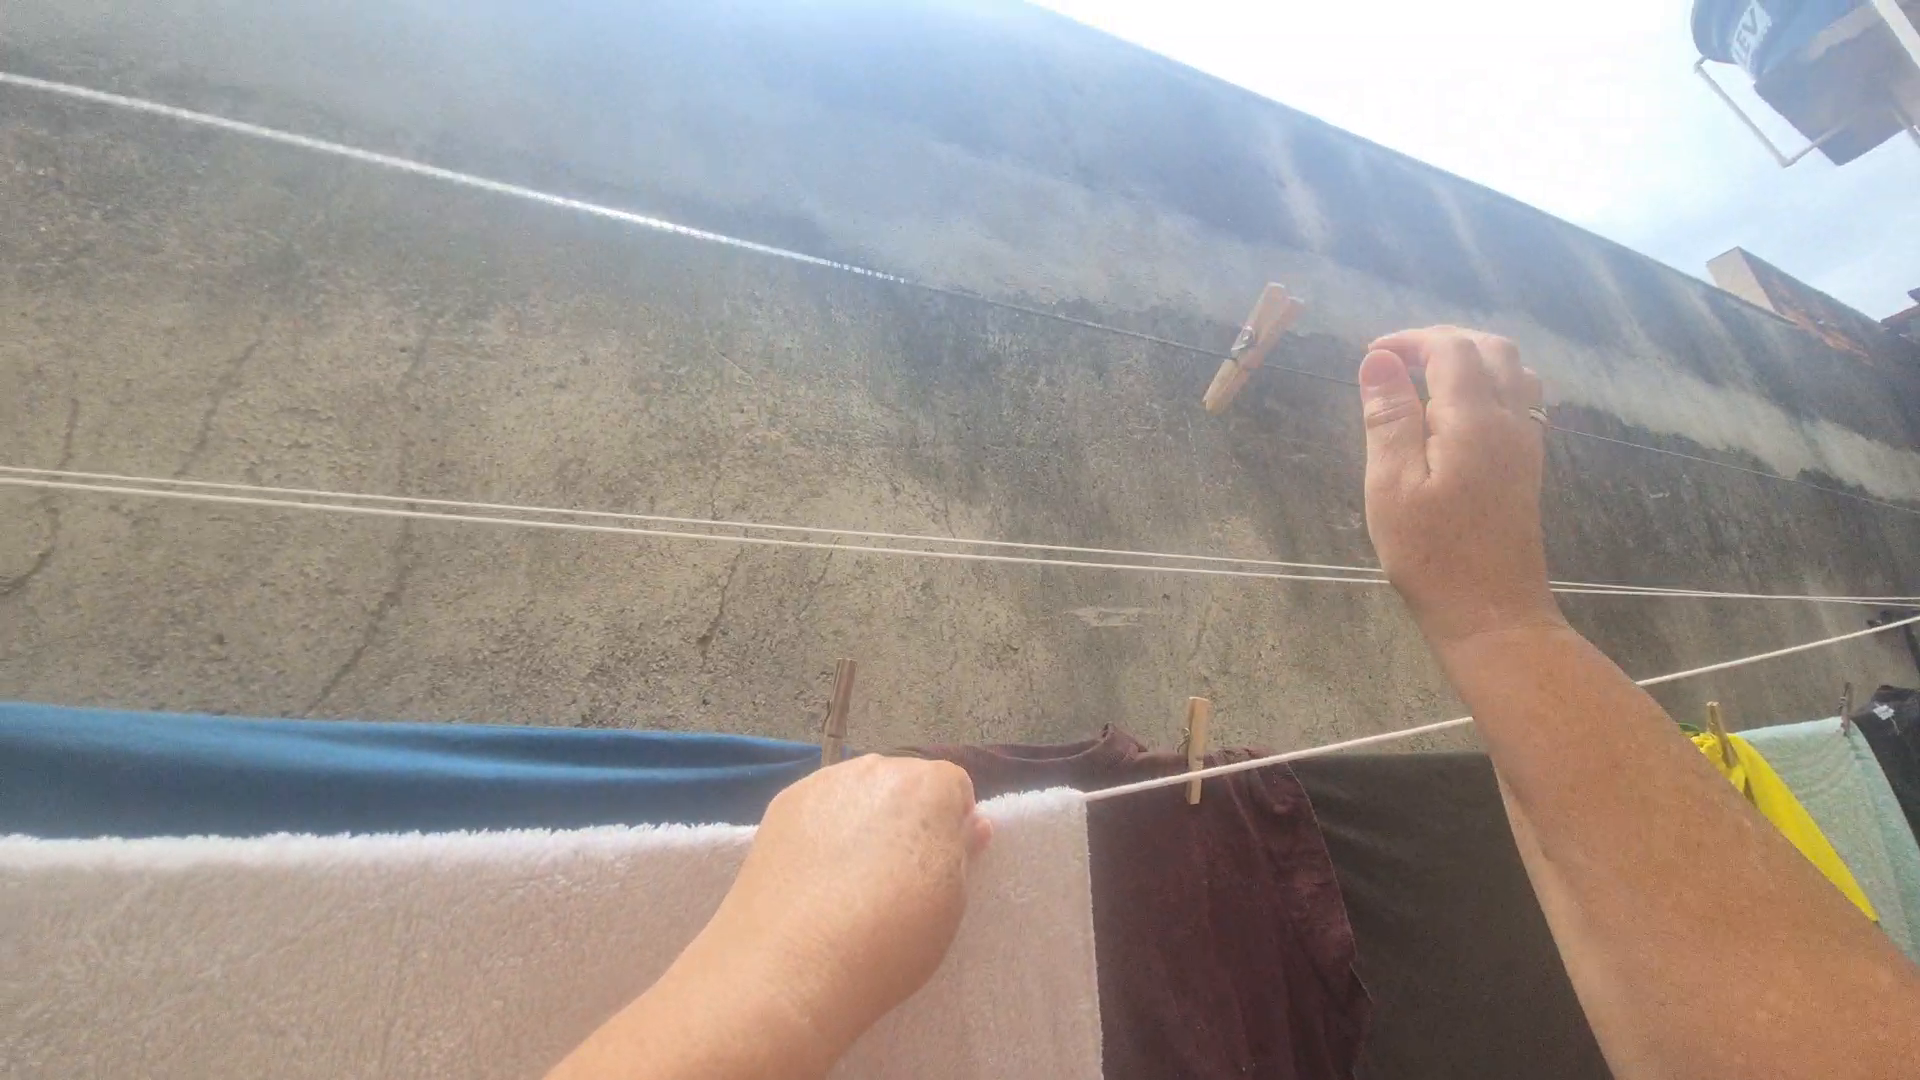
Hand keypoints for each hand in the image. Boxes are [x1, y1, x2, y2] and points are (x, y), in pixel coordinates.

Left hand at [695, 755, 991, 1064]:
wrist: (791, 967)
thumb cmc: (889, 940)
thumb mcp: (950, 904)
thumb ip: (963, 851)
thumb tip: (972, 823)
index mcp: (930, 787)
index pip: (954, 786)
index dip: (951, 823)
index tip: (938, 863)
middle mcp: (880, 768)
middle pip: (905, 781)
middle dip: (907, 814)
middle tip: (894, 871)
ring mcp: (828, 780)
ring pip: (860, 789)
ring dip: (865, 814)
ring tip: (847, 873)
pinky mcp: (786, 799)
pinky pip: (820, 803)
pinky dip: (823, 824)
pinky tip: (813, 870)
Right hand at [1358, 326, 1563, 647]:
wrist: (1488, 609)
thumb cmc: (1428, 552)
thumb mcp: (1391, 484)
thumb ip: (1388, 418)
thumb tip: (1378, 360)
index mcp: (1474, 421)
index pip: (1451, 350)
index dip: (1411, 340)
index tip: (1370, 353)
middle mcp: (1510, 420)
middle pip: (1493, 350)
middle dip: (1442, 341)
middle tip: (1395, 360)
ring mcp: (1525, 443)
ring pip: (1514, 371)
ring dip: (1470, 358)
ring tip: (1423, 377)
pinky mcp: (1526, 465)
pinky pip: (1520, 399)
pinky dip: (1488, 383)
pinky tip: (1454, 411)